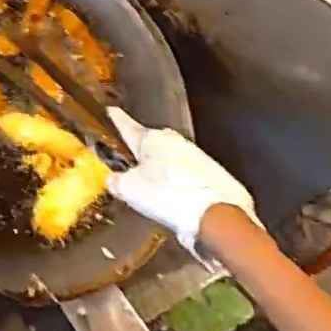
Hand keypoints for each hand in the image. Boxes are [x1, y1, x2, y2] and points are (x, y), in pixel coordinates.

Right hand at [104, 107, 260, 254]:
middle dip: (143, 152)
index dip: (115, 119)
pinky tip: (184, 202)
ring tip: (161, 192)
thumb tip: (112, 179)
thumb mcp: (130, 192)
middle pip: (151, 143)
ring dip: (166, 169)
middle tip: (134, 168)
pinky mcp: (219, 174)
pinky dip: (186, 184)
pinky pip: (194, 175)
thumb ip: (117, 181)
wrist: (220, 218)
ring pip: (174, 159)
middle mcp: (173, 140)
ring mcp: (199, 155)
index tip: (110, 111)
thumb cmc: (167, 197)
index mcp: (149, 138)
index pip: (125, 124)